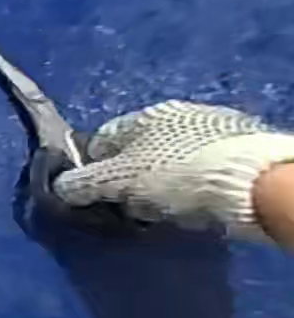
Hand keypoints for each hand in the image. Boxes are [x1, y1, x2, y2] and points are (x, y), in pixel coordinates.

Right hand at [52, 101, 293, 238]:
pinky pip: (205, 166)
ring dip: (164, 180)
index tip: (98, 193)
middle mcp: (181, 113)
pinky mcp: (249, 145)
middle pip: (138, 152)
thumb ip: (75, 184)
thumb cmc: (171, 174)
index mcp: (143, 115)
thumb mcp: (108, 183)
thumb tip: (60, 188)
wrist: (257, 182)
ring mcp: (220, 127)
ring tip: (168, 204)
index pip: (99, 143)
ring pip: (172, 160)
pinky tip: (198, 199)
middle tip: (132, 202)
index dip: (92, 171)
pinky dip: (196, 182)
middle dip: (130, 177)